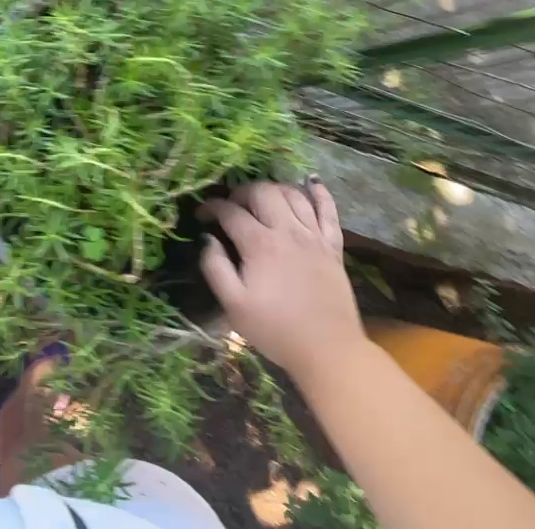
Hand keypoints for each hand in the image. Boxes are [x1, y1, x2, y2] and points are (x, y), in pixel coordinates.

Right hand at [200, 177, 363, 383]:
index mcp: (260, 244)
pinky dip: (319, 193)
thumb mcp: (233, 304)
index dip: (211, 208)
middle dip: (241, 192)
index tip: (201, 216)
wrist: (328, 350)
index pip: (230, 211)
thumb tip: (207, 239)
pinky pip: (329, 210)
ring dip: (273, 189)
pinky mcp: (334, 247)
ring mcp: (314, 236)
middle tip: (230, 206)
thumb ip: (215, 267)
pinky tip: (311, 183)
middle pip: (263, 192)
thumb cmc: (275, 330)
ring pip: (293, 194)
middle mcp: (288, 231)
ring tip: (260, 199)